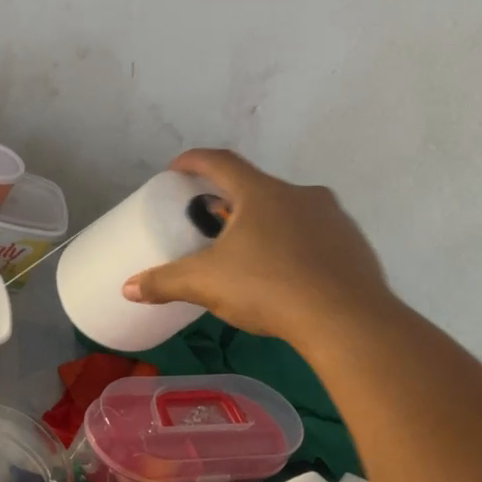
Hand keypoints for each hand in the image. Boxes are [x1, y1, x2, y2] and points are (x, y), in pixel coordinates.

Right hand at [123, 149, 398, 345]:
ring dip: (263, 225)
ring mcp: (333, 218)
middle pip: (256, 189)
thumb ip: (164, 282)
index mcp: (262, 194)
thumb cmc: (268, 287)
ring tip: (245, 255)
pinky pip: (313, 237)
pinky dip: (291, 248)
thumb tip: (128, 288)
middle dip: (229, 203)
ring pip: (287, 213)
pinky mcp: (353, 245)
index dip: (195, 161)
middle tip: (208, 224)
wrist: (346, 319)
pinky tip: (281, 277)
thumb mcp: (204, 284)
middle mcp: (300, 195)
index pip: (222, 163)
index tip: (177, 169)